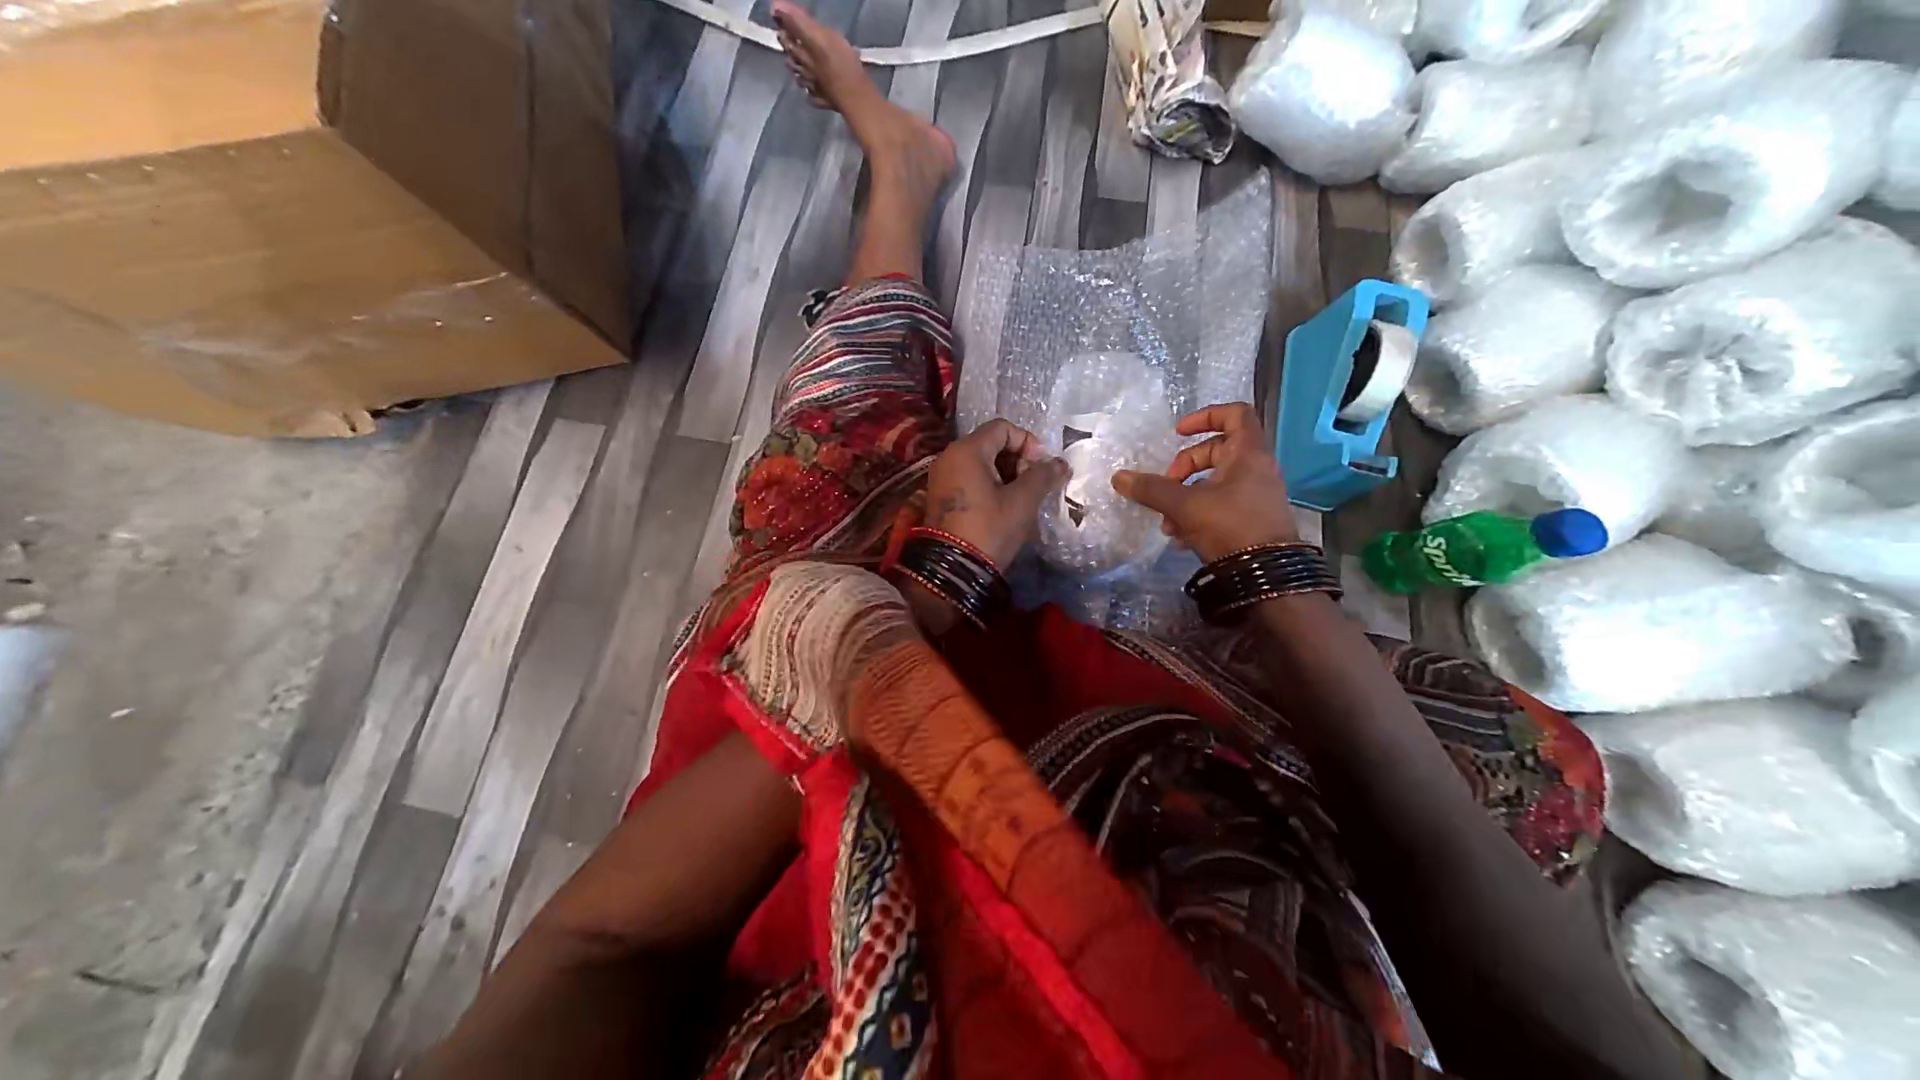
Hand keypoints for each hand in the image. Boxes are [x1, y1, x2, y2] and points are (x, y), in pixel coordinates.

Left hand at [924, 419, 1070, 568]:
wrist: (953, 569)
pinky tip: (1004, 506)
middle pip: (991, 443)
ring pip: (981, 463)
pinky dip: (990, 485)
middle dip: (1018, 460)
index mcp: (967, 450)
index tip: (1040, 467)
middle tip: (1032, 484)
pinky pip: (970, 478)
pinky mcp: (942, 496)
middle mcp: (949, 457)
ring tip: (1022, 498)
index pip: (1002, 428)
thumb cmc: (989, 528)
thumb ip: (1043, 476)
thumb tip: (1060, 463)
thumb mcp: (1022, 501)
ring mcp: (942, 477)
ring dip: (1006, 474)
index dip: (1027, 442)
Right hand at [1110, 402, 1298, 561]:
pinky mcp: (1253, 517)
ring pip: (1214, 481)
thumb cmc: (1230, 526)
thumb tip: (1119, 478)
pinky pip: (1222, 503)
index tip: (1178, 433)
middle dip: (1184, 467)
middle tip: (1166, 486)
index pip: (1234, 414)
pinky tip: (1181, 537)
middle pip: (1215, 450)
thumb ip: (1151, 489)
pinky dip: (1199, 512)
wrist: (1265, 573)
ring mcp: (1256, 494)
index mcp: (1247, 453)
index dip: (1204, 416)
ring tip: (1168, 522)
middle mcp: (1256, 468)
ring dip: (1185, 496)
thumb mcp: (1184, 505)